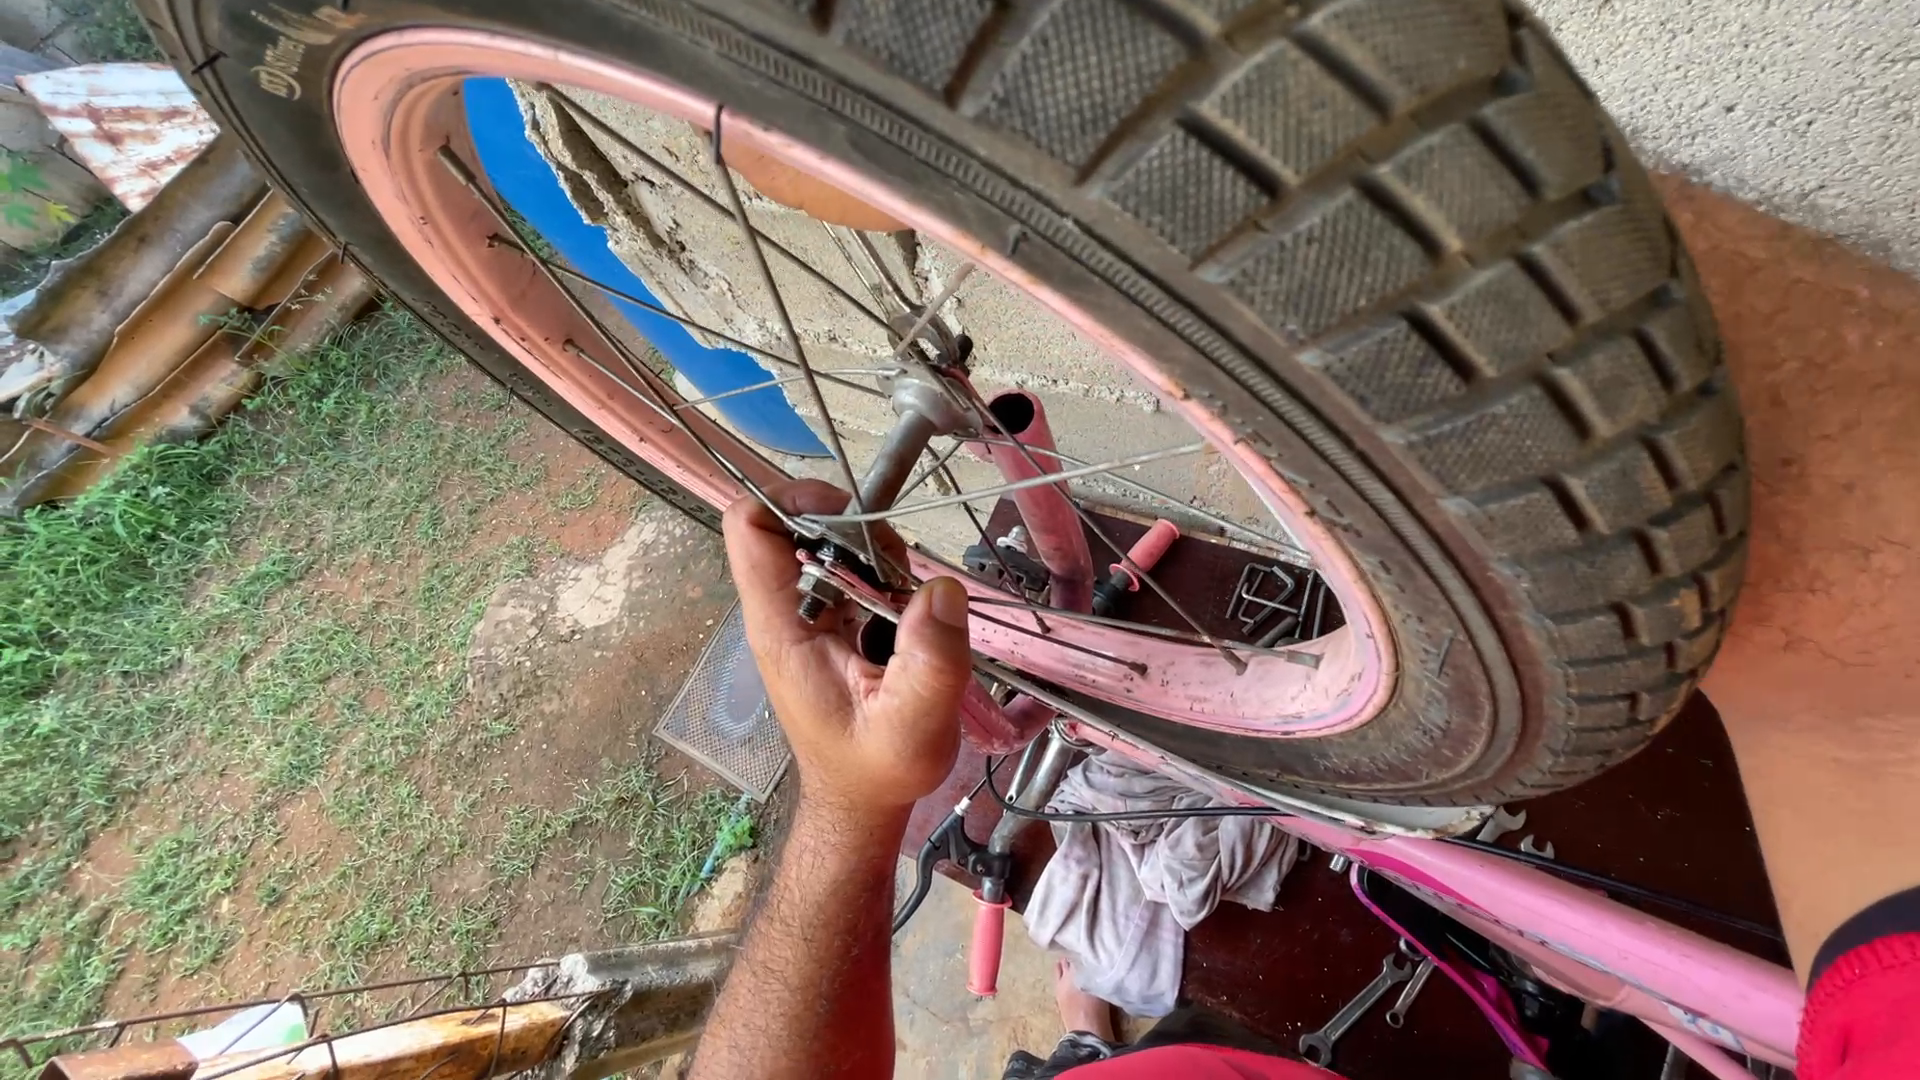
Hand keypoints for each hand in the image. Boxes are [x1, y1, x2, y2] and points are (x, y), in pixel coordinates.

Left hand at [723, 480, 973, 830]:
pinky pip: (848, 570)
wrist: (864, 796)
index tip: (856, 515)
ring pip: (825, 545)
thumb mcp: (911, 725)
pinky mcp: (830, 622)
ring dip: (874, 552)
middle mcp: (784, 611)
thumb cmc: (877, 769)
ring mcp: (805, 615)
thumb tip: (940, 589)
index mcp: (781, 626)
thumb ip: (929, 662)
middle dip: (853, 528)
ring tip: (908, 594)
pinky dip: (882, 572)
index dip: (794, 499)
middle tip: (900, 569)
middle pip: (794, 525)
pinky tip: (908, 609)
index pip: (750, 527)